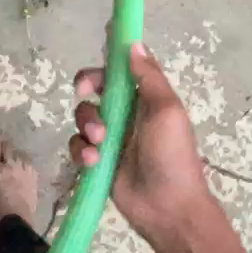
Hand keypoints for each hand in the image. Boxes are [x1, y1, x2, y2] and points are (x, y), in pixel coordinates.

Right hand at [71, 42, 217, 243]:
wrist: (169, 209)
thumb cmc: (173, 156)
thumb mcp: (167, 111)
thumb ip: (149, 77)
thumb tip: (134, 43)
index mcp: (147, 97)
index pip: (123, 67)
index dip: (109, 56)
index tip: (98, 48)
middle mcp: (127, 112)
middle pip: (96, 86)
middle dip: (87, 85)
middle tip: (84, 92)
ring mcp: (110, 137)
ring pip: (83, 115)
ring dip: (86, 123)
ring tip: (100, 142)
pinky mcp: (97, 160)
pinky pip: (78, 145)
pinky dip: (82, 150)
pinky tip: (93, 161)